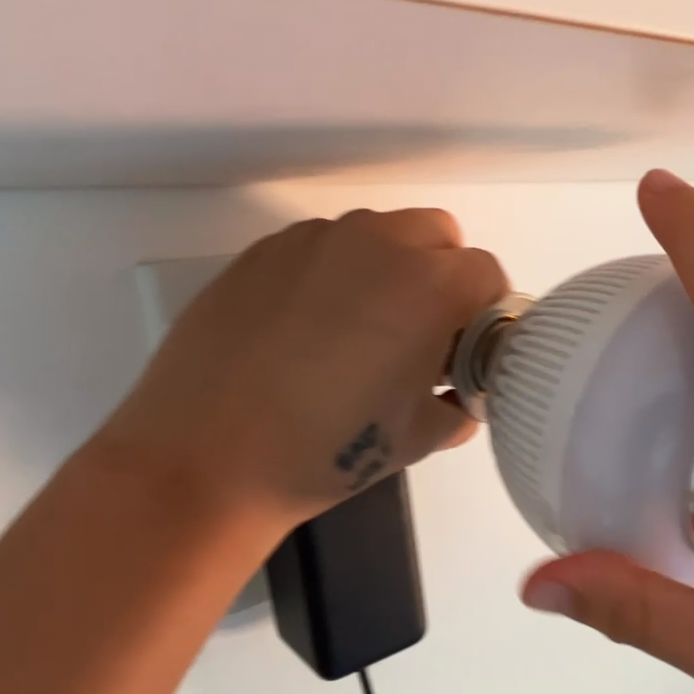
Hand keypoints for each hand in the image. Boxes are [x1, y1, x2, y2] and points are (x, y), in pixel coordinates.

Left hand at [94, 209, 507, 527]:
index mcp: (428, 287)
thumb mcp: (415, 440)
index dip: (483, 314)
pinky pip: (321, 249)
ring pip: (377, 235)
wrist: (207, 458)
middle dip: (442, 277)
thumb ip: (456, 409)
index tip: (463, 350)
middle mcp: (376, 244)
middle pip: (436, 235)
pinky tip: (304, 334)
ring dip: (387, 271)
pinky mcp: (262, 252)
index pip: (486, 273)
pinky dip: (333, 276)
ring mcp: (313, 241)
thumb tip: (458, 400)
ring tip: (356, 335)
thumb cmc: (327, 453)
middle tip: (418, 336)